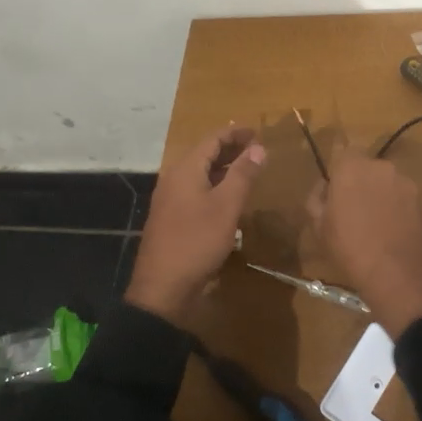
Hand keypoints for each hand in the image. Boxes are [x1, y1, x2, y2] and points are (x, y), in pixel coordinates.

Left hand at [126, 124, 265, 325]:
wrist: (163, 289)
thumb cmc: (196, 242)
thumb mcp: (226, 206)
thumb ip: (243, 174)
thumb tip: (258, 148)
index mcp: (185, 170)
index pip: (212, 139)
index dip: (235, 133)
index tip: (257, 132)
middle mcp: (174, 179)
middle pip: (204, 154)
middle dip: (230, 148)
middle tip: (257, 149)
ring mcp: (171, 200)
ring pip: (200, 174)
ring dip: (223, 168)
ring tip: (248, 170)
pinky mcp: (172, 219)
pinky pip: (196, 191)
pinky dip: (215, 186)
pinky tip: (229, 198)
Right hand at [307, 147, 421, 336]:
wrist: (394, 272)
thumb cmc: (348, 247)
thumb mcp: (318, 225)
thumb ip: (317, 197)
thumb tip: (324, 185)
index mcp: (350, 167)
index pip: (342, 151)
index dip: (339, 169)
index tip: (336, 188)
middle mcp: (379, 166)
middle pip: (366, 165)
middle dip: (360, 180)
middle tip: (354, 207)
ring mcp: (404, 180)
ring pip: (386, 180)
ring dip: (380, 192)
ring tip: (376, 221)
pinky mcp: (421, 198)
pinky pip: (402, 195)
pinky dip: (397, 205)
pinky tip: (393, 228)